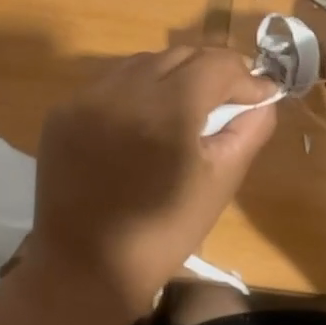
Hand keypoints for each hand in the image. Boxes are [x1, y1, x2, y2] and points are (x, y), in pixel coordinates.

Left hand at [24, 46, 277, 320]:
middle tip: (227, 103)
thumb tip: (263, 98)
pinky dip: (135, 92)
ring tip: (184, 111)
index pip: (217, 64)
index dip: (245, 78)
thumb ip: (248, 130)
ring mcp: (87, 98)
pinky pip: (110, 84)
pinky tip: (142, 123)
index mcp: (169, 108)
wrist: (87, 269)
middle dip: (211, 73)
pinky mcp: (62, 113)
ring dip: (172, 77)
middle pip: (181, 56)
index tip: (259, 99)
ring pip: (143, 63)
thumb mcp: (220, 182)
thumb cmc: (164, 233)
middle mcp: (124, 90)